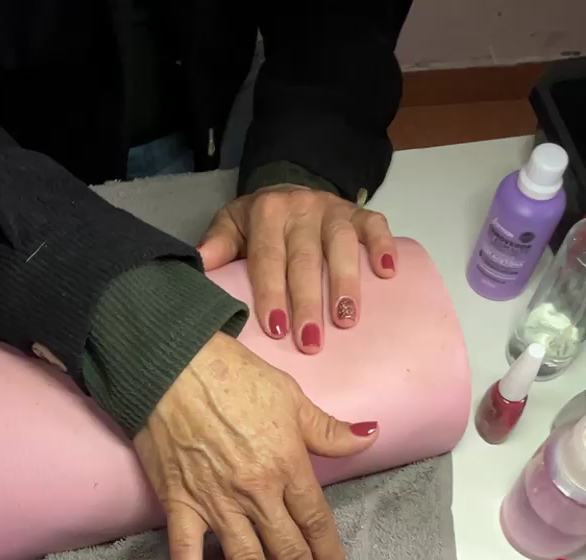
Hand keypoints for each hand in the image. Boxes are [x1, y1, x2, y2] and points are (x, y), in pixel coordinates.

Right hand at [135, 332, 376, 559]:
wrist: (169, 364)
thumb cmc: (232, 375)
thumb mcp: (292, 397)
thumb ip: (330, 428)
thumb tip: (371, 434)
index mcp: (288, 467)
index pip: (317, 522)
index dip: (330, 555)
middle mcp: (257, 494)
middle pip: (289, 552)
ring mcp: (217, 503)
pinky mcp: (180, 504)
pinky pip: (184, 554)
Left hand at [199, 185, 397, 352]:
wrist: (288, 190)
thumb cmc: (259, 224)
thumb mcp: (232, 227)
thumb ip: (218, 245)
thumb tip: (197, 265)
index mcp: (267, 213)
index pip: (268, 257)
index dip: (271, 293)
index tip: (276, 329)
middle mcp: (301, 208)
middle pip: (304, 259)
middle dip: (308, 302)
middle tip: (311, 343)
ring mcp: (333, 210)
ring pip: (341, 245)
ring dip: (345, 284)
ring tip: (348, 320)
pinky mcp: (358, 212)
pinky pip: (375, 224)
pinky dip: (383, 246)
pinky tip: (388, 273)